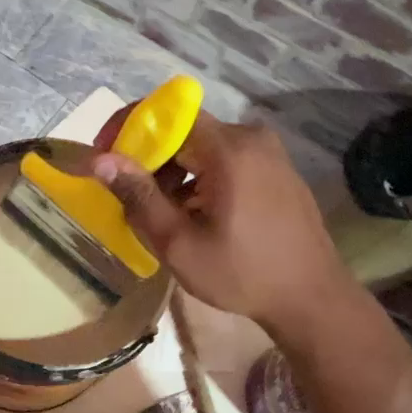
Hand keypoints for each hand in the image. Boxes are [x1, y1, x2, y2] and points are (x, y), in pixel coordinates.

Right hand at [91, 115, 348, 333]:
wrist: (311, 298)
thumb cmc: (242, 273)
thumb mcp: (179, 242)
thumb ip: (139, 196)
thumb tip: (99, 160)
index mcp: (229, 148)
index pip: (167, 114)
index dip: (129, 129)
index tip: (104, 158)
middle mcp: (251, 138)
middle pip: (185, 132)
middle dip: (150, 160)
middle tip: (128, 199)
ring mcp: (269, 154)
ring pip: (204, 149)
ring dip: (175, 174)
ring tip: (160, 216)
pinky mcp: (277, 172)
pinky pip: (227, 163)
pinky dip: (201, 181)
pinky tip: (194, 218)